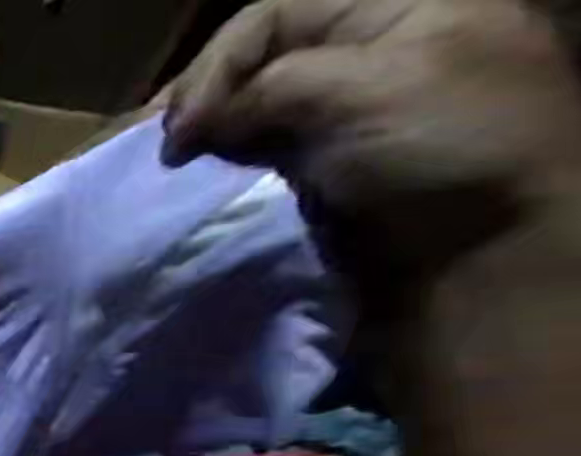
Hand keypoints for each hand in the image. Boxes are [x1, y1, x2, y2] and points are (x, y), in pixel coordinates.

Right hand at [161, 0, 580, 267]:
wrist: (473, 249)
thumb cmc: (439, 152)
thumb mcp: (369, 90)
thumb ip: (274, 86)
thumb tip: (195, 122)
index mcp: (396, 9)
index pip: (270, 17)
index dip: (215, 67)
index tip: (183, 133)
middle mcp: (357, 53)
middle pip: (248, 60)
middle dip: (197, 101)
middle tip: (163, 150)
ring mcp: (329, 113)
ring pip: (239, 108)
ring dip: (197, 136)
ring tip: (164, 168)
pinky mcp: (305, 166)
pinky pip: (243, 151)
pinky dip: (209, 165)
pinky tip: (185, 180)